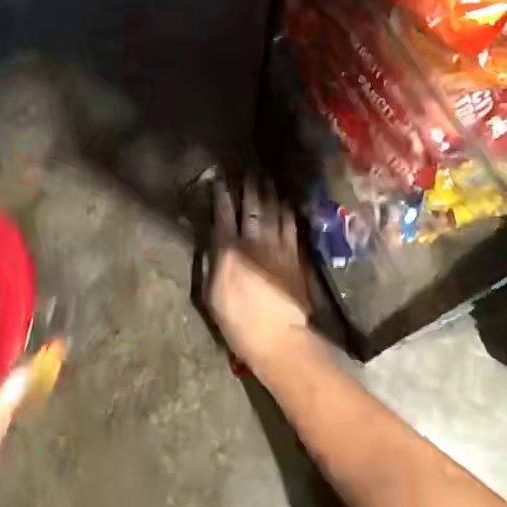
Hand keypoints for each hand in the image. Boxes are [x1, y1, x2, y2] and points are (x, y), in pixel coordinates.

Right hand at [204, 174, 311, 367]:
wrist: (278, 337)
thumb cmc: (238, 322)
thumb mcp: (211, 294)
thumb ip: (212, 262)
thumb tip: (213, 242)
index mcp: (229, 250)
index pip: (223, 214)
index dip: (221, 194)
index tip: (220, 178)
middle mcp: (254, 240)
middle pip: (252, 205)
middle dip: (250, 185)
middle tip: (249, 169)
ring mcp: (278, 245)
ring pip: (274, 209)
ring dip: (270, 192)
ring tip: (267, 178)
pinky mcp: (295, 254)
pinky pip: (291, 224)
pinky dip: (287, 211)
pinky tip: (286, 203)